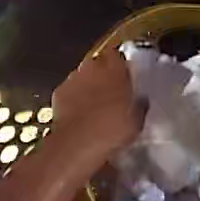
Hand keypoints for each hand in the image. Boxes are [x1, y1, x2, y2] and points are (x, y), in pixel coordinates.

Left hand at [49, 51, 140, 165]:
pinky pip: (70, 90)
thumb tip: (140, 102)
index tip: (125, 78)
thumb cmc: (111, 130)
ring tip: (94, 106)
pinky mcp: (59, 92)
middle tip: (111, 93)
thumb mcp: (136, 121)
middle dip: (104, 74)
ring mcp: (74, 78)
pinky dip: (73, 98)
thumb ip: (139, 104)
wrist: (77, 145)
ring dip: (88, 85)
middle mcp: (93, 67)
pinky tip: (78, 114)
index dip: (121, 66)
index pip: (118, 55)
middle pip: (99, 63)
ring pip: (83, 76)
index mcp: (115, 69)